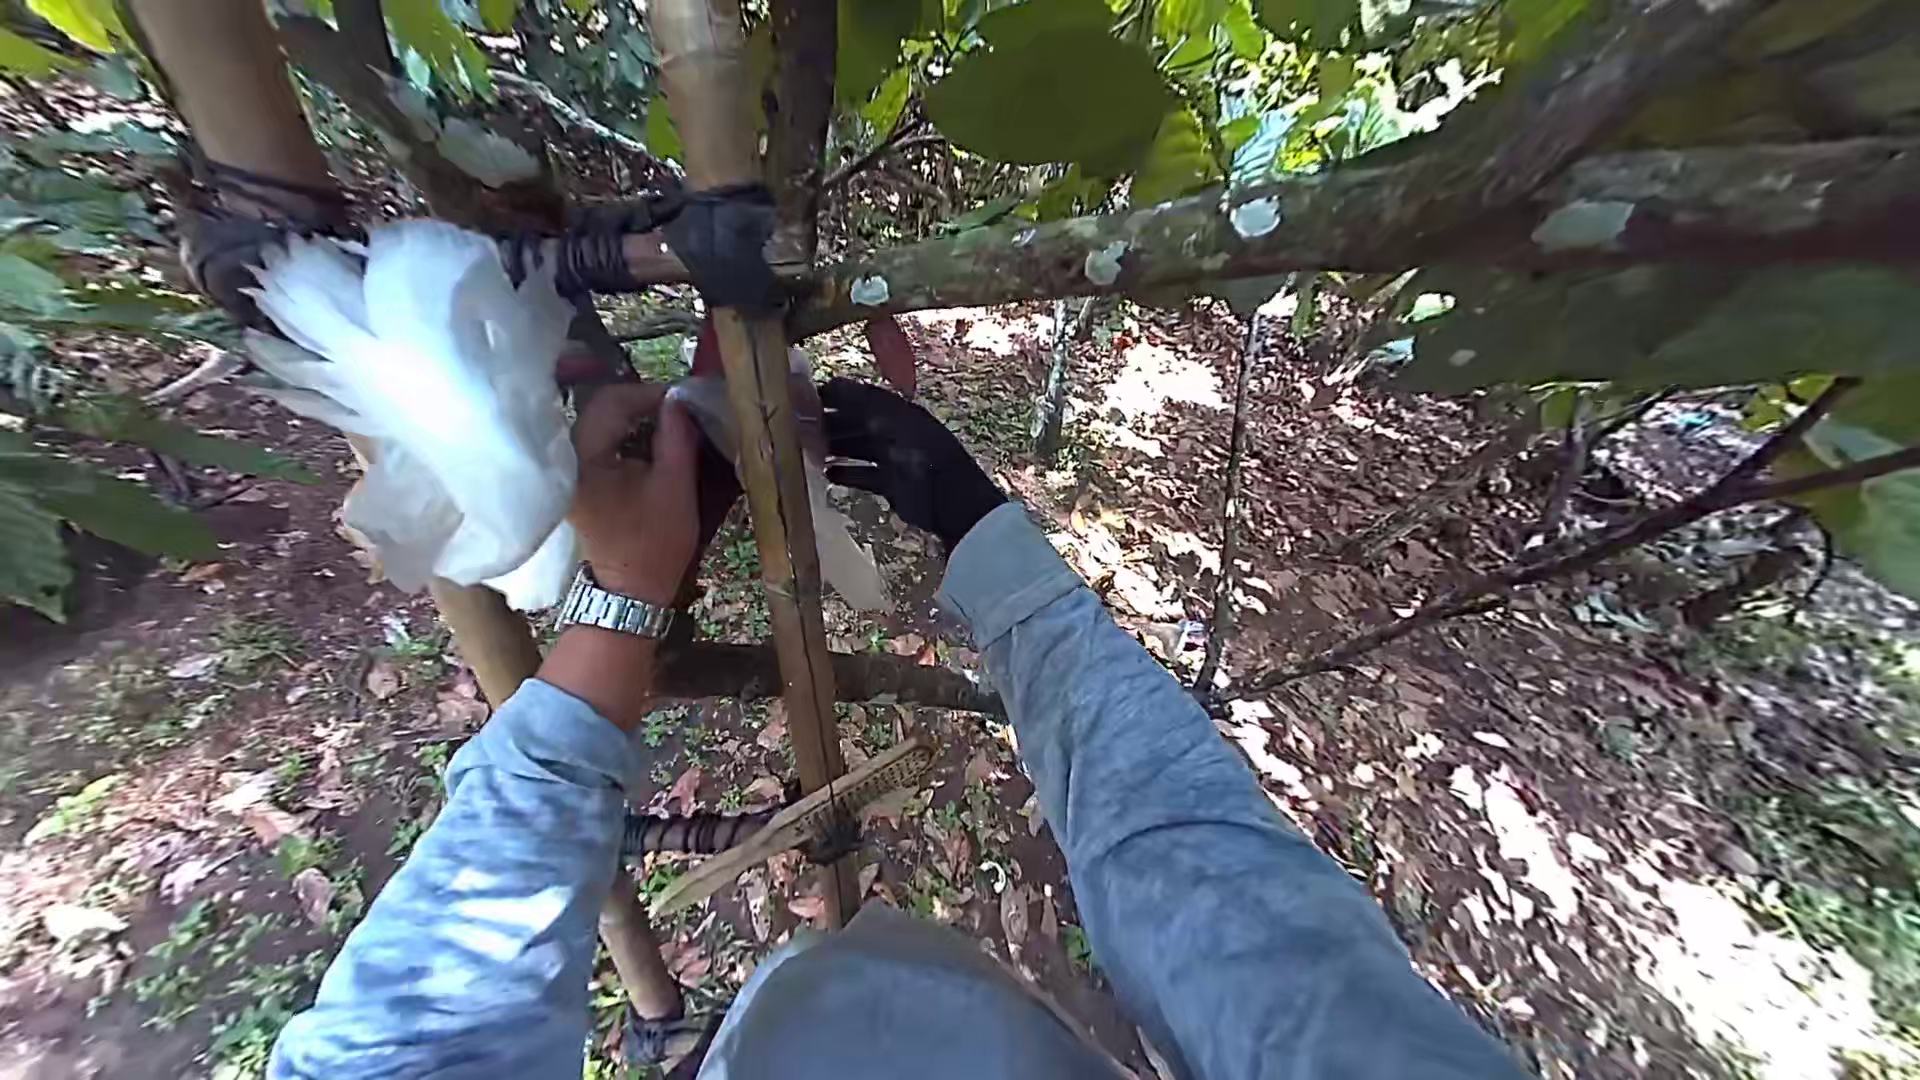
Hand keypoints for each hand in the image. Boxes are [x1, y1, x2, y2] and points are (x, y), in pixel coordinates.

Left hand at [569, 382, 699, 603]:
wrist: (633, 589)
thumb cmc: (656, 541)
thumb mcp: (676, 485)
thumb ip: (677, 438)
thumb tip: (681, 399)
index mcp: (583, 460)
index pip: (610, 403)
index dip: (649, 393)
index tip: (684, 399)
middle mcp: (566, 459)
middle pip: (600, 410)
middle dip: (642, 404)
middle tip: (679, 410)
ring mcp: (568, 471)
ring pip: (600, 425)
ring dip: (635, 419)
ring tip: (670, 423)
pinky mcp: (577, 481)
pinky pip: (600, 444)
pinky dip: (627, 437)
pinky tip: (651, 443)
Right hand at [820, 376, 1004, 549]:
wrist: (951, 500)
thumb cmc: (924, 455)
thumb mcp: (894, 422)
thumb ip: (864, 402)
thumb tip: (833, 383)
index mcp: (900, 412)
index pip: (862, 398)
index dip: (836, 396)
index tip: (806, 397)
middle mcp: (896, 432)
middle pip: (857, 423)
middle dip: (831, 423)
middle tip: (801, 427)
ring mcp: (894, 459)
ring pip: (858, 448)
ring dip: (836, 447)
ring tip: (809, 450)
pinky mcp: (891, 484)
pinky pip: (864, 475)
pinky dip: (847, 473)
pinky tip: (828, 474)